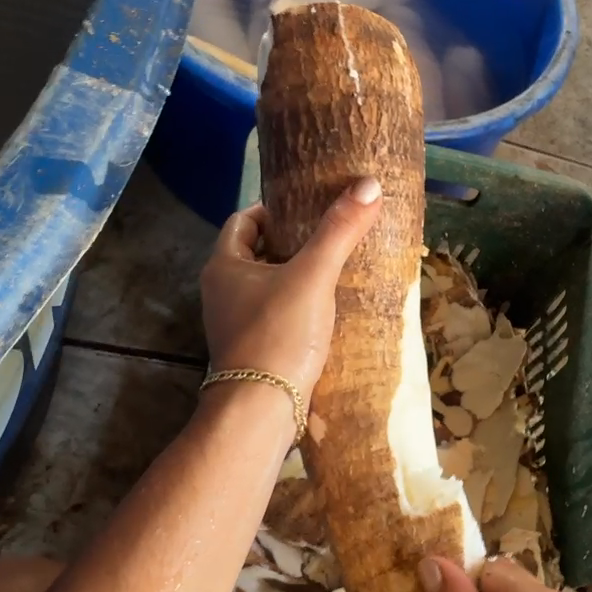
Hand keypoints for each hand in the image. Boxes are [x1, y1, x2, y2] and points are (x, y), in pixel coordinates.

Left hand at [198, 178, 382, 396]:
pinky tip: (326, 310)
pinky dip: (296, 304)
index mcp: (224, 265)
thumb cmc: (279, 333)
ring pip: (265, 285)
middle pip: (255, 252)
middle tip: (328, 236)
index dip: (273, 210)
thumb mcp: (313, 276)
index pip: (243, 221)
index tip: (308, 209)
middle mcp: (222, 291)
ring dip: (294, 275)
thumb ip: (339, 231)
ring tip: (334, 270)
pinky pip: (275, 313)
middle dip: (289, 241)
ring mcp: (235, 323)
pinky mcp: (253, 348)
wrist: (262, 408)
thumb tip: (369, 184)